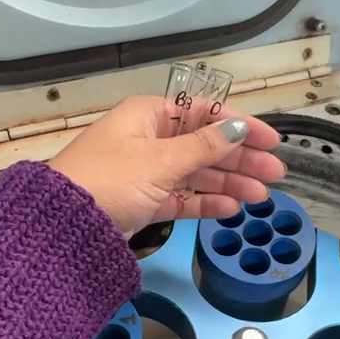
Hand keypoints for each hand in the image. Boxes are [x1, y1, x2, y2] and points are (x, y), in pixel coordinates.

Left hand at [49, 95, 287, 233]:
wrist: (64, 225)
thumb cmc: (110, 179)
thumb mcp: (161, 160)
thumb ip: (204, 146)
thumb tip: (237, 128)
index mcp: (149, 115)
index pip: (204, 113)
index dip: (239, 125)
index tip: (270, 140)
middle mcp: (149, 139)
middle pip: (204, 145)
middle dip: (240, 159)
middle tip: (275, 173)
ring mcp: (146, 172)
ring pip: (196, 174)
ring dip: (229, 183)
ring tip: (260, 197)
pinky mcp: (143, 201)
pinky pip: (182, 197)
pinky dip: (205, 202)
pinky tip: (231, 208)